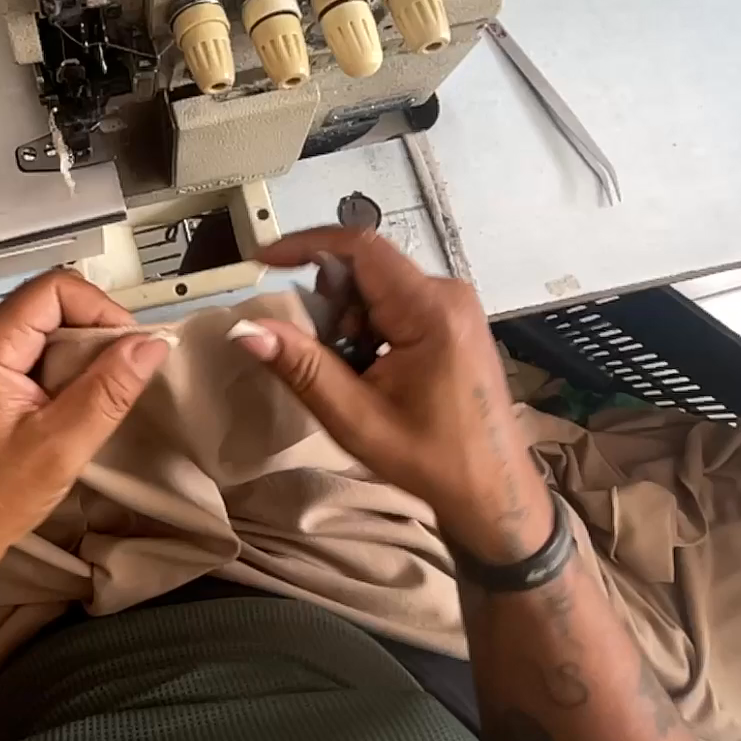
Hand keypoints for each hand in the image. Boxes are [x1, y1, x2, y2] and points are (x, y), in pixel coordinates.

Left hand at [0, 270, 174, 613]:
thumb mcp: (60, 446)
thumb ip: (107, 390)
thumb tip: (152, 344)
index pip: (54, 288)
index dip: (100, 308)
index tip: (131, 347)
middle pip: (54, 300)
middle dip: (97, 328)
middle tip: (126, 370)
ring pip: (53, 323)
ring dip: (88, 349)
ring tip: (109, 387)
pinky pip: (44, 348)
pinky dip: (73, 364)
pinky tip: (85, 397)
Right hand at [229, 227, 553, 564]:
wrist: (495, 495)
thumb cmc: (431, 460)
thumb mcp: (355, 417)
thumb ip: (300, 366)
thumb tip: (244, 329)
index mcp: (430, 310)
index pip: (359, 247)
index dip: (304, 245)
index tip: (260, 262)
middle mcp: (446, 293)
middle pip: (363, 267)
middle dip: (327, 301)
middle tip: (320, 351)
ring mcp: (452, 304)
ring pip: (373, 284)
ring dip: (344, 317)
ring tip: (350, 370)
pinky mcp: (450, 318)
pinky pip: (390, 300)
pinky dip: (364, 326)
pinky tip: (368, 368)